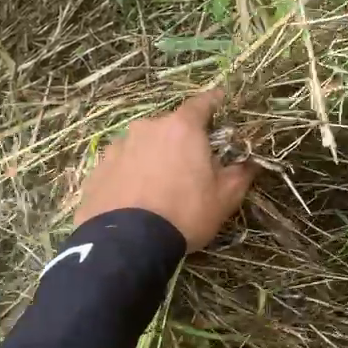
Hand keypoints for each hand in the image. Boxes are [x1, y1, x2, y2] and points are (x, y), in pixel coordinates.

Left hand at [74, 90, 256, 250]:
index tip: (222, 102)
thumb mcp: (226, 196)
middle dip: (184, 138)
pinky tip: (139, 195)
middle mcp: (147, 129)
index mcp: (182, 128)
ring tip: (163, 182)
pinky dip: (134, 172)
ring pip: (145, 144)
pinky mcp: (96, 170)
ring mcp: (118, 148)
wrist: (124, 244)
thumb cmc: (185, 212)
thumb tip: (251, 162)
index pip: (202, 103)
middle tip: (195, 161)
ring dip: (156, 155)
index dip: (214, 102)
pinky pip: (123, 163)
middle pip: (171, 126)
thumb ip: (241, 173)